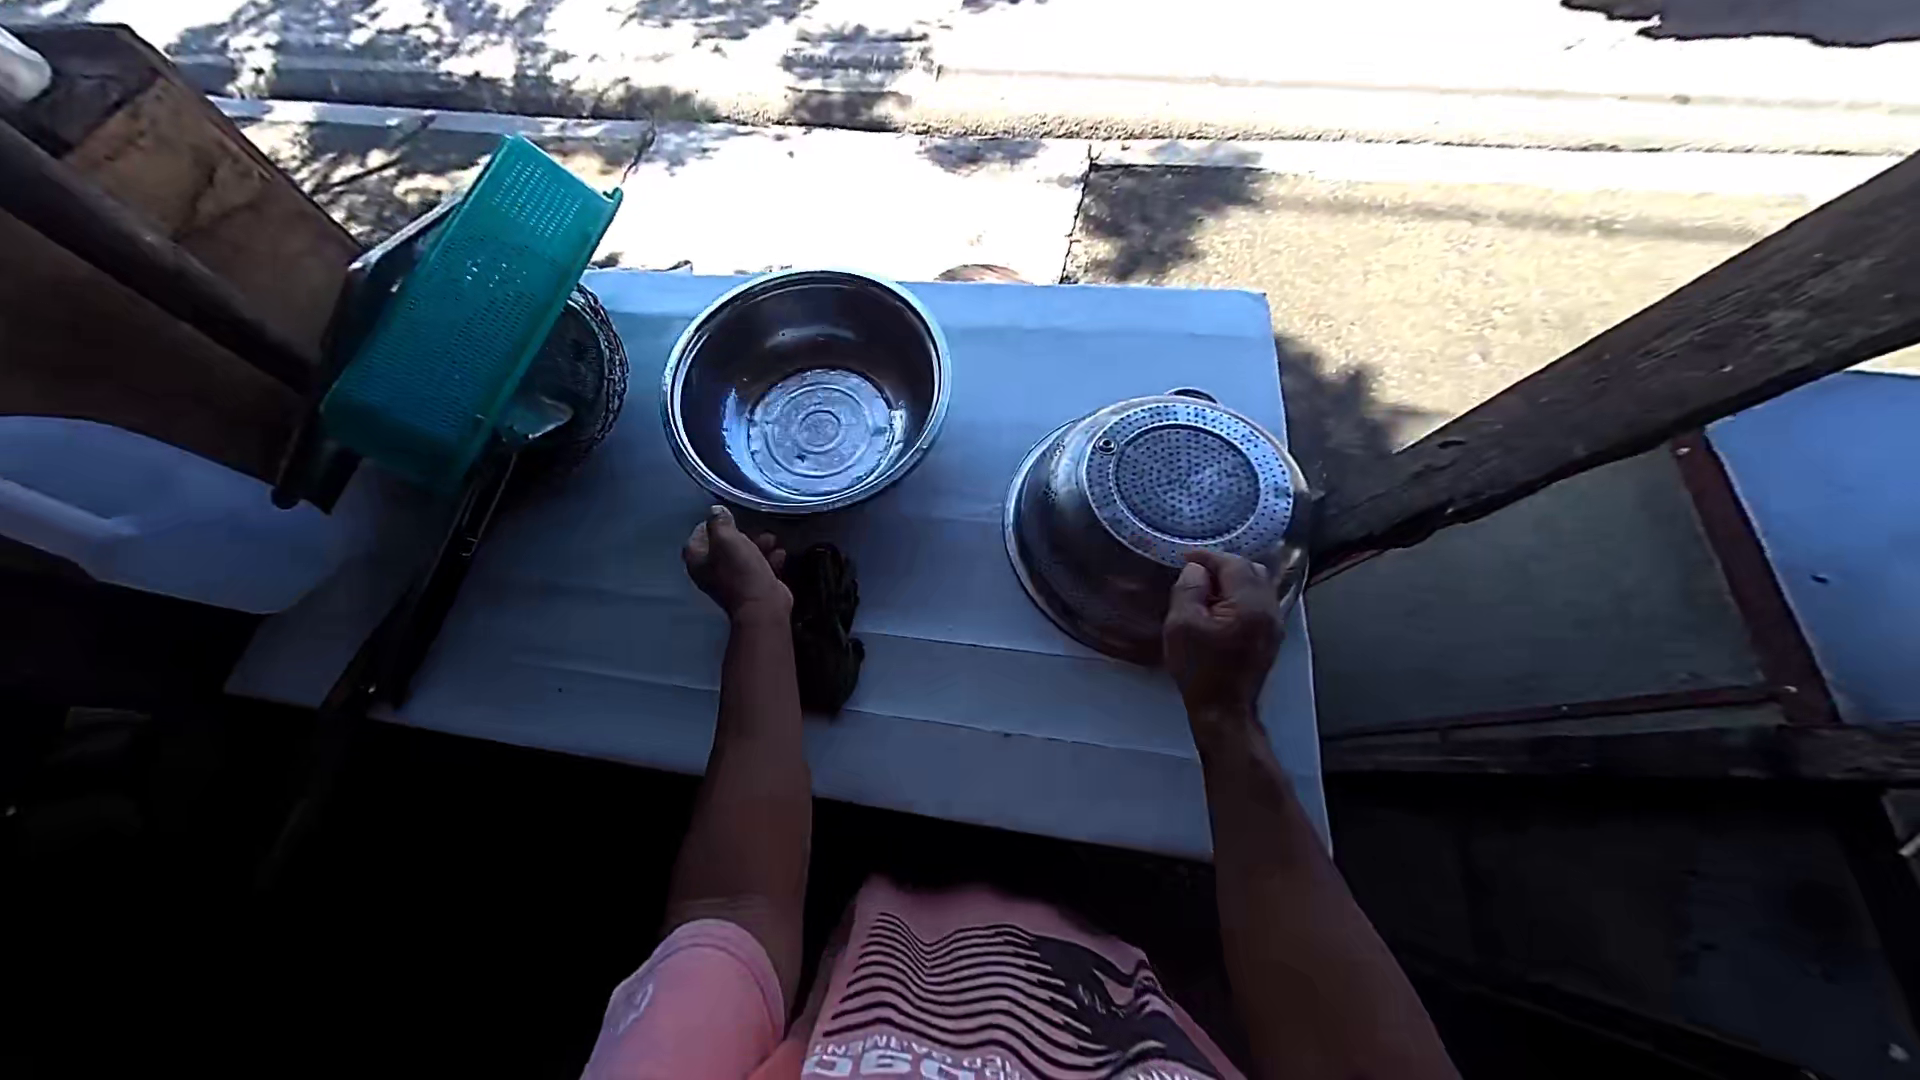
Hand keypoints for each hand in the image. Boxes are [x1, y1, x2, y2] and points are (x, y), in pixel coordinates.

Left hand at [683, 506, 790, 621]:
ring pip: (743, 555)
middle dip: (740, 534)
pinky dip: (768, 559)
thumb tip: (715, 510)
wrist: (763, 605)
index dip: (711, 523)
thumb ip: (719, 522)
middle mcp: (711, 572)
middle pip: (722, 546)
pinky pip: (759, 567)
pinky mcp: (752, 587)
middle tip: (753, 526)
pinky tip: (779, 554)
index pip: (697, 536)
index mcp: (698, 561)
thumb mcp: (727, 539)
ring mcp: (732, 581)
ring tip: (772, 539)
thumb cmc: (740, 570)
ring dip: (758, 545)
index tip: (727, 515)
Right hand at [1163, 550, 1282, 723]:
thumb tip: (1197, 570)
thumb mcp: (1181, 625)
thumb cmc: (1198, 668)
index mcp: (1250, 605)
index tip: (1185, 558)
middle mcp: (1270, 610)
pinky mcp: (1272, 636)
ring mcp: (1275, 624)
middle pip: (1252, 570)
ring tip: (1206, 589)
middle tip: (1196, 573)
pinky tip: (1220, 607)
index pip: (1234, 564)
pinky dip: (1240, 595)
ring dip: (1233, 580)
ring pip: (1259, 585)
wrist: (1222, 710)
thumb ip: (1189, 590)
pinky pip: (1259, 601)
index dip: (1208, 557)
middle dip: (1223, 565)